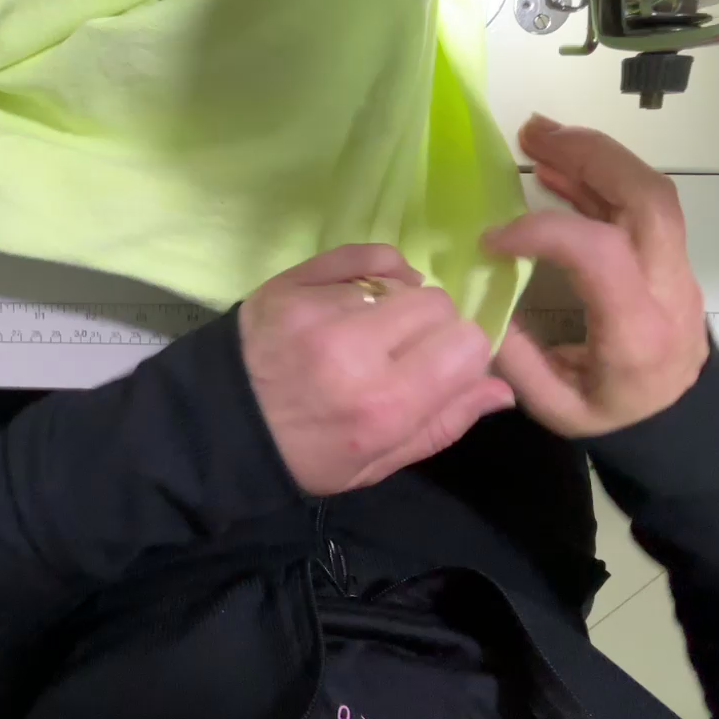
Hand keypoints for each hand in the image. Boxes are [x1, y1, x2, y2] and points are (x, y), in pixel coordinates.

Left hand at [240, 244, 514, 495]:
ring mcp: (319, 309)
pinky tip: (364, 291)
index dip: (461, 355)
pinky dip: (372, 270)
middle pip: (436, 305)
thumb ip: (441, 424)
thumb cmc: (301, 454)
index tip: (438, 367)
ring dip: (393, 304)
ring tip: (363, 332)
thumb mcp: (374, 464)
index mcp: (384, 406)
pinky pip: (361, 254)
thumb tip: (501, 387)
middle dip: (429, 328)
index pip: (467, 344)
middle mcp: (356, 350)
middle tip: (398, 351)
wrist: (217, 426)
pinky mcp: (291, 283)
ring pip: (398, 281)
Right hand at [483, 116, 709, 436]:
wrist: (678, 422)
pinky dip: (597, 175)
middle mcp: (668, 288)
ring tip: (536, 135)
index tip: (492, 238)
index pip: (601, 253)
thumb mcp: (553, 406)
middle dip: (588, 155)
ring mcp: (675, 267)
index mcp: (636, 330)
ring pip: (649, 191)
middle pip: (647, 199)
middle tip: (530, 135)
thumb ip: (515, 358)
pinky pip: (640, 204)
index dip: (543, 230)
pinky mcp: (666, 257)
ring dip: (592, 155)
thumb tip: (475, 302)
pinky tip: (555, 167)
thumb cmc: (610, 413)